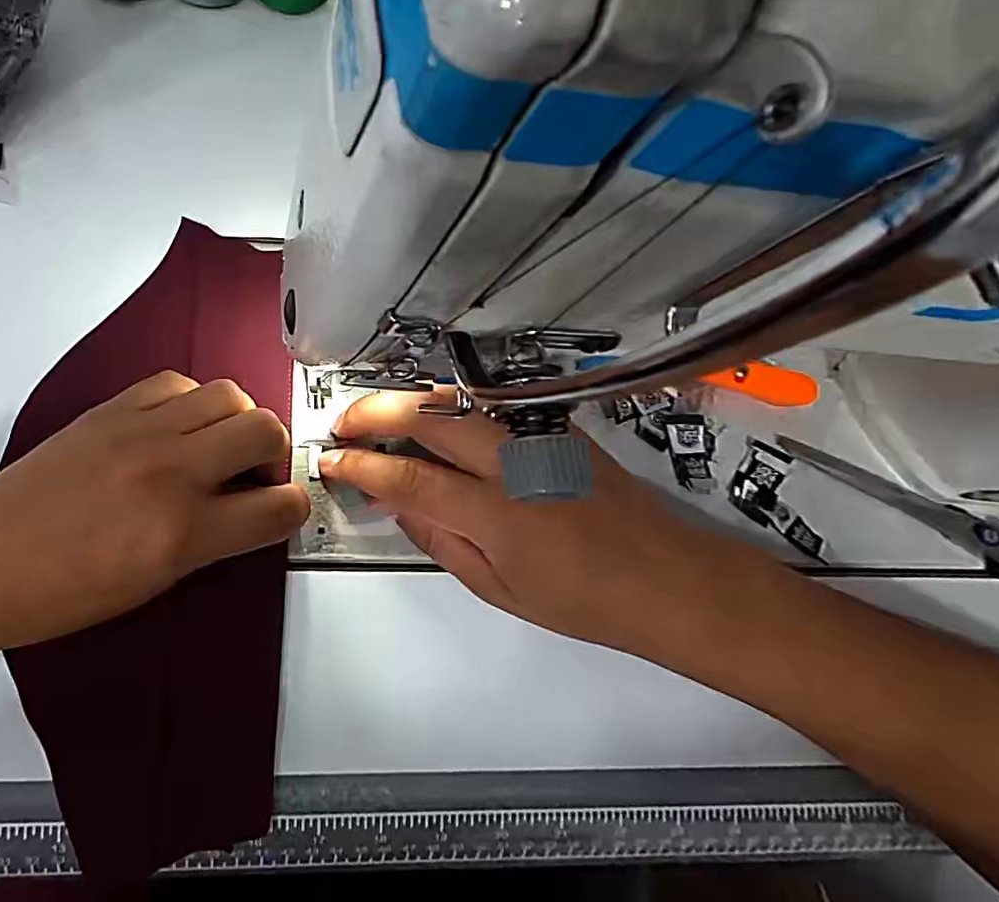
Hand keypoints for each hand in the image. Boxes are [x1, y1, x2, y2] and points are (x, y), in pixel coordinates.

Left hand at [0, 372, 308, 682]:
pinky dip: (190, 401)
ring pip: (227, 394)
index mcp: (183, 533)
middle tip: (254, 470)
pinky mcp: (110, 409)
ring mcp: (139, 430)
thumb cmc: (59, 594)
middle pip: (264, 429)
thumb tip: (245, 512)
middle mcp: (170, 471)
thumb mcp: (153, 585)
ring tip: (217, 443)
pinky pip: (175, 382)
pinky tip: (176, 425)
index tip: (286, 507)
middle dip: (274, 451)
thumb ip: (210, 542)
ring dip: (237, 419)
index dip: (294, 507)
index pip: (278, 508)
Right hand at [318, 390, 787, 657]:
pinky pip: (483, 406)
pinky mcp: (552, 425)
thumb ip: (437, 538)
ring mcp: (535, 435)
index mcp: (496, 513)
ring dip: (404, 402)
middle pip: (427, 416)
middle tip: (343, 426)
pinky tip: (425, 423)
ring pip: (454, 399)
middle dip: (372, 412)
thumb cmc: (582, 599)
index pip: (408, 476)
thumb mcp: (496, 588)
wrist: (667, 576)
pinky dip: (442, 407)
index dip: (360, 465)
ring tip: (374, 420)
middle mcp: (514, 462)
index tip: (332, 463)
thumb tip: (392, 502)